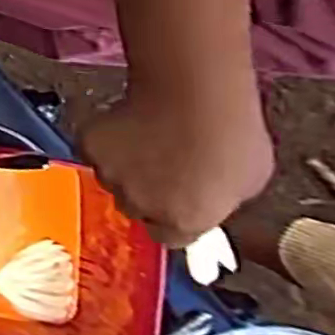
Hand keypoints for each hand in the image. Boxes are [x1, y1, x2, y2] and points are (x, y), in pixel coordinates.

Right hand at [79, 85, 273, 246]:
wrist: (193, 97)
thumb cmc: (230, 137)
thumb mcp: (246, 185)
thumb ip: (215, 203)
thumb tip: (204, 204)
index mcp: (183, 221)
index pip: (168, 238)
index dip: (173, 222)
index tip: (178, 208)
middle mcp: (139, 205)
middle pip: (134, 209)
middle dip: (146, 196)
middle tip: (162, 174)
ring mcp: (109, 175)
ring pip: (110, 180)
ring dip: (123, 170)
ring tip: (145, 147)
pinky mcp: (89, 146)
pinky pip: (92, 153)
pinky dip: (104, 146)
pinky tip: (125, 133)